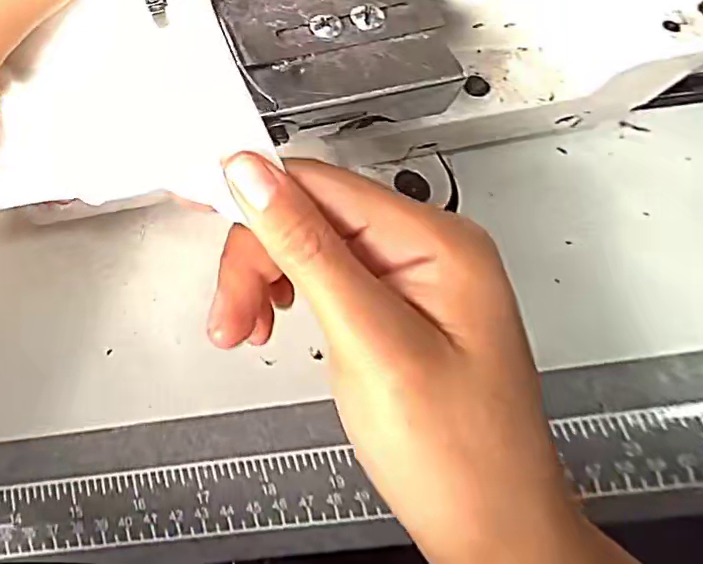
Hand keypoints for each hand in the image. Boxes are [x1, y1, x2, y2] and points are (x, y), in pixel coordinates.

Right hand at [212, 156, 634, 563]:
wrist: (493, 540)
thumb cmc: (460, 460)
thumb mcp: (369, 343)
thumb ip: (305, 248)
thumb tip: (253, 175)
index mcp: (435, 240)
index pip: (319, 183)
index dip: (257, 199)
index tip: (209, 214)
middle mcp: (422, 244)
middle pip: (306, 212)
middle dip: (257, 257)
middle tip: (232, 309)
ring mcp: (405, 270)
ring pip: (302, 239)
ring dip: (262, 278)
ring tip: (244, 325)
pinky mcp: (385, 295)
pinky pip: (315, 268)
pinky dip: (280, 292)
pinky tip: (270, 319)